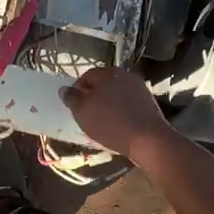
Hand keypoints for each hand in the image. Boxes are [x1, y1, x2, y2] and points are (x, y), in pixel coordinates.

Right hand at [61, 67, 177, 159]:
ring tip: (102, 122)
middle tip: (87, 114)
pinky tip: (118, 126)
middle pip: (104, 84)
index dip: (78, 89)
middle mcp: (126, 76)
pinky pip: (128, 105)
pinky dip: (121, 112)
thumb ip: (72, 98)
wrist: (149, 140)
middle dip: (94, 97)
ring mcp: (140, 89)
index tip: (74, 105)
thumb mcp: (83, 112)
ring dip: (109, 105)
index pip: (87, 76)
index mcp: (109, 73)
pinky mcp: (149, 104)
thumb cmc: (111, 123)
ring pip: (117, 95)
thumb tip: (64, 89)